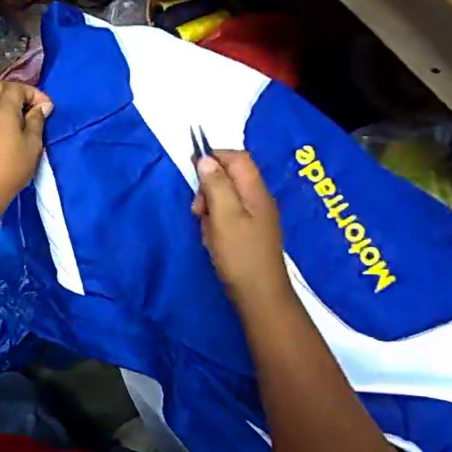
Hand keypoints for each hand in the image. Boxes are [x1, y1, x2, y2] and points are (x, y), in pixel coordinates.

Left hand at [0, 80, 52, 204]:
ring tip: (24, 115)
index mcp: (3, 107)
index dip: (35, 94)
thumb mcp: (33, 141)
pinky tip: (14, 124)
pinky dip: (1, 110)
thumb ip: (37, 119)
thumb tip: (43, 106)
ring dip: (8, 100)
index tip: (47, 109)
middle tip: (33, 105)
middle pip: (0, 87)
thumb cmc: (14, 164)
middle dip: (18, 91)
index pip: (18, 88)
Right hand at [193, 150, 288, 304]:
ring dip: (210, 205)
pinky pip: (229, 214)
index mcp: (256, 192)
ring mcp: (256, 217)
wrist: (259, 295)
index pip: (238, 158)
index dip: (215, 157)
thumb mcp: (224, 216)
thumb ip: (216, 185)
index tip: (192, 169)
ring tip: (204, 226)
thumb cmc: (240, 254)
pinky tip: (212, 237)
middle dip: (209, 186)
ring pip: (228, 196)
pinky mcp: (250, 232)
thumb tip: (206, 159)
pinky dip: (216, 220)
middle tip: (198, 209)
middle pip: (231, 176)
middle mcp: (259, 200)